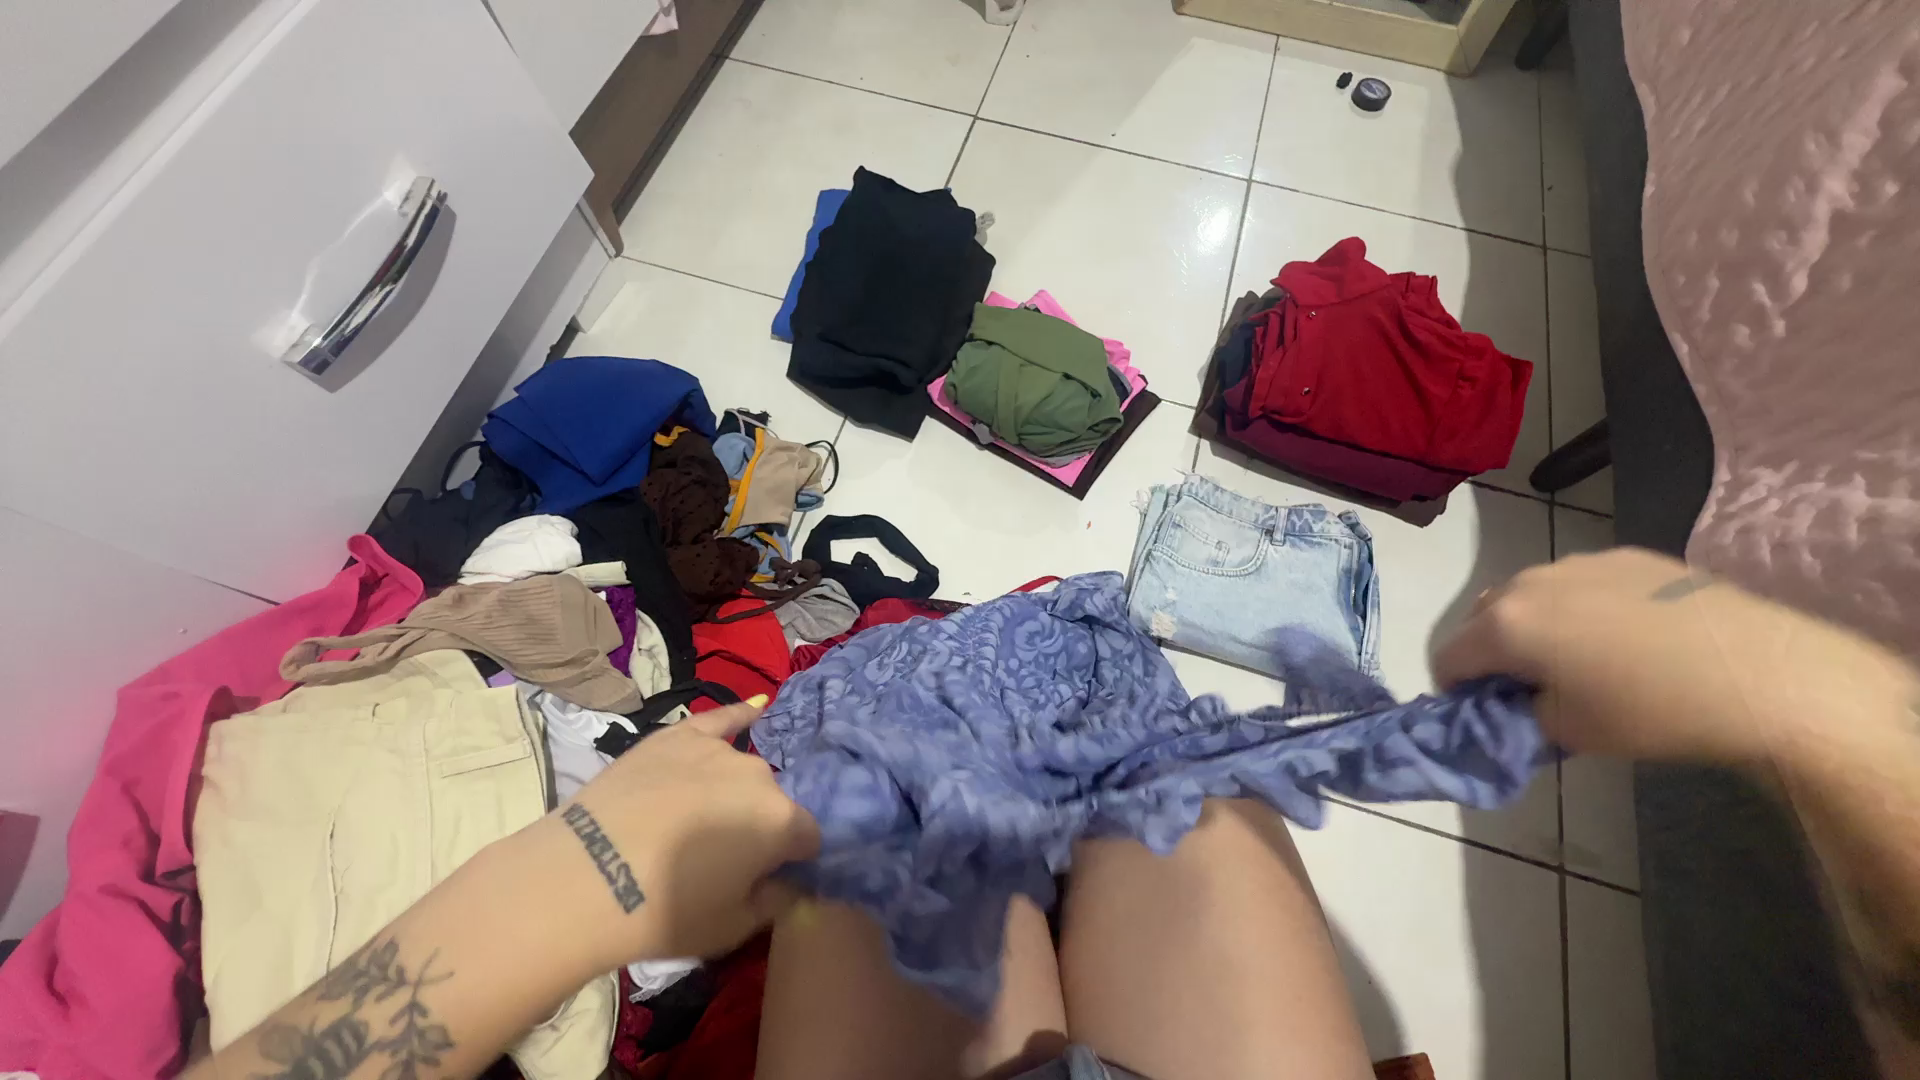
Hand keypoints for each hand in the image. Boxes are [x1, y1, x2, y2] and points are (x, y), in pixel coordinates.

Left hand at [505, 699, 819, 978]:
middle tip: (725, 855)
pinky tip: (757, 707)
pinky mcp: (679, 736)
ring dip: (736, 790)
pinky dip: (740, 716)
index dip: (794, 858)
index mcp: (782, 823)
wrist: (584, 879)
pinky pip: (722, 719)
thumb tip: (787, 882)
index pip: (808, 837)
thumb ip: (774, 901)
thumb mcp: (730, 929)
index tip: (771, 875)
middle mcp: (760, 778)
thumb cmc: (664, 913)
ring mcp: (718, 751)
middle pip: (773, 802)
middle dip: (760, 824)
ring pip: (743, 771)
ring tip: (703, 815)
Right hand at [1433, 548, 1914, 765]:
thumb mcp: (1568, 732)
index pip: (1448, 657)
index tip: (1485, 710)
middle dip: (1494, 651)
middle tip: (1534, 686)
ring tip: (1585, 656)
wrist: (1771, 677)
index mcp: (1503, 625)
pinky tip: (1628, 634)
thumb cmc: (1656, 712)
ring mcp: (1579, 562)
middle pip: (1483, 618)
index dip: (1456, 689)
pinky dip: (1581, 606)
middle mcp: (1528, 582)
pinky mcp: (1628, 556)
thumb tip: (1515, 701)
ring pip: (1530, 594)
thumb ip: (1519, 712)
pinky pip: (1578, 582)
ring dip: (1535, 624)